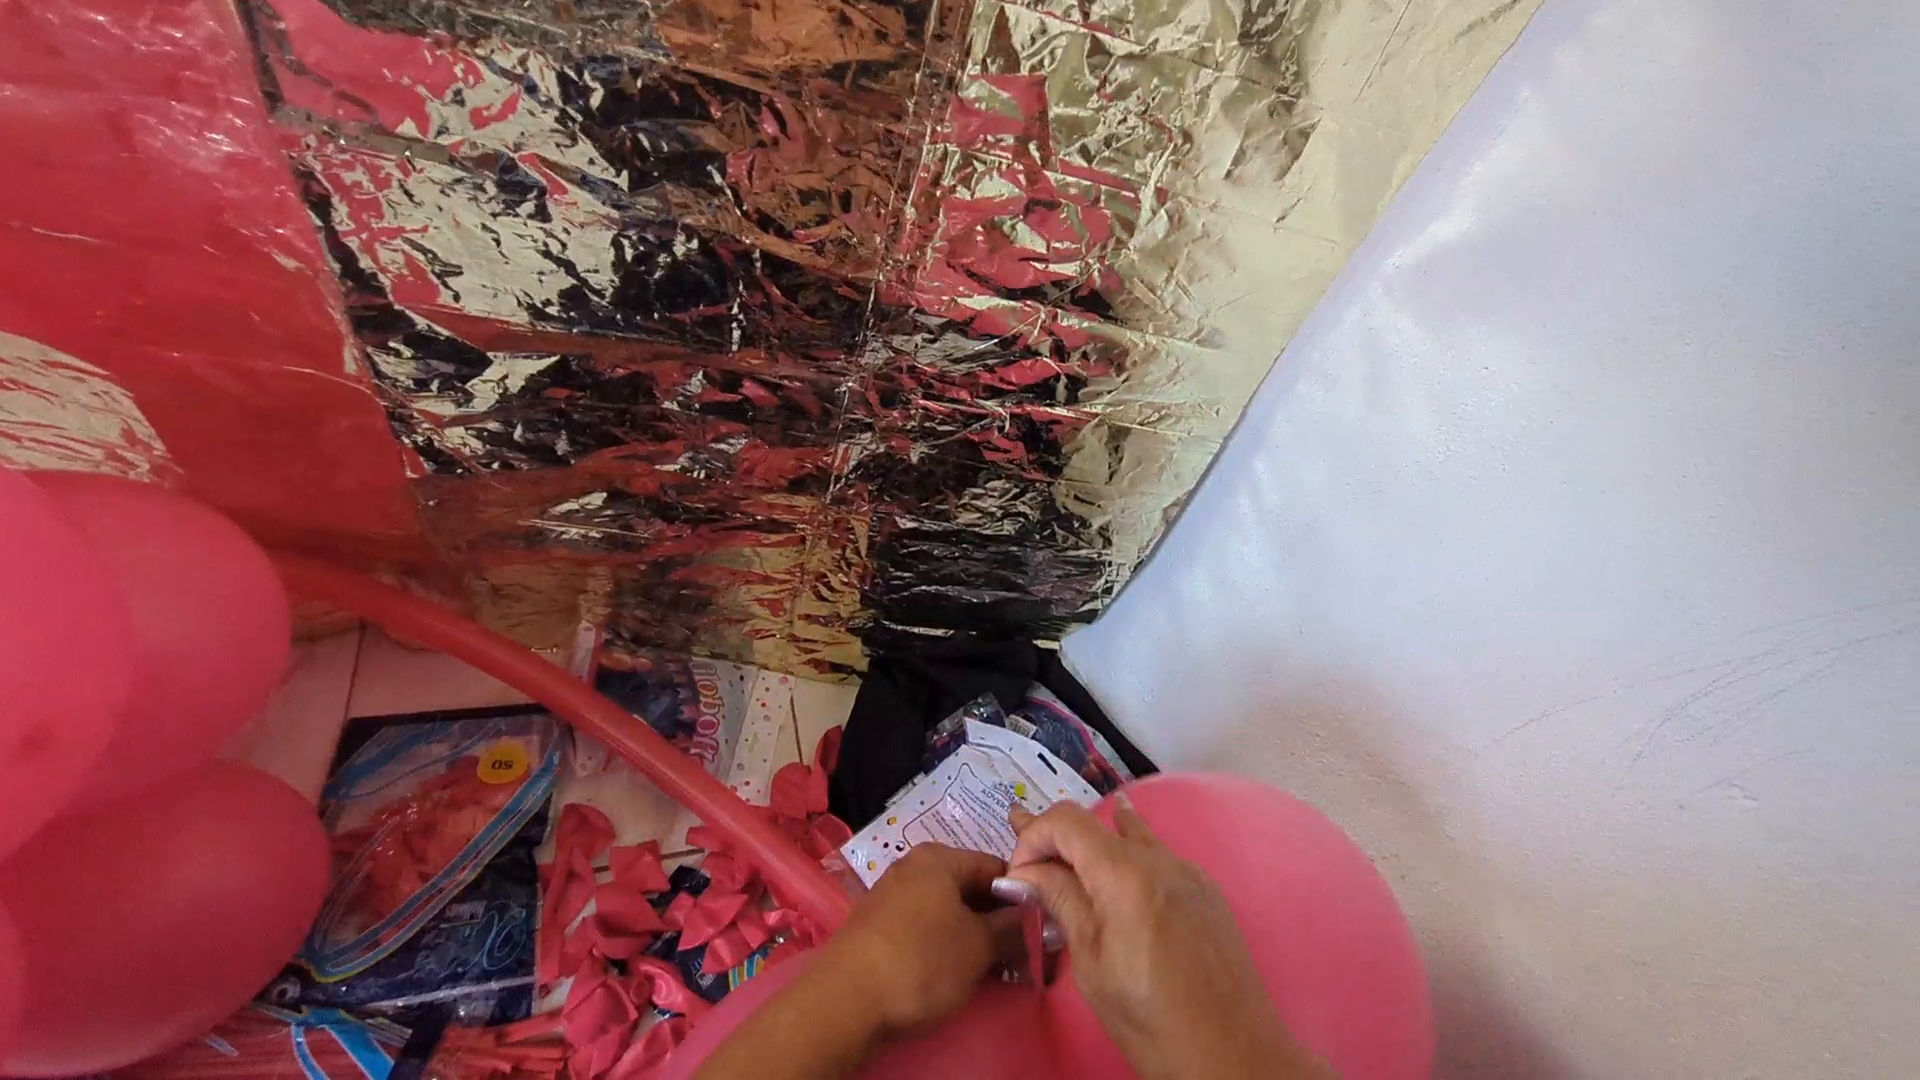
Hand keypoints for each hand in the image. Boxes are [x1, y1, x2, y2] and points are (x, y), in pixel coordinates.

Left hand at [812, 844, 1021, 1039]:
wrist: (846, 1000)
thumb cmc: (921, 960)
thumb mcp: (978, 946)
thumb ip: (1013, 929)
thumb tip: (1041, 920)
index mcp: (940, 858)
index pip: (996, 867)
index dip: (1023, 896)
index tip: (1042, 929)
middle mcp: (915, 867)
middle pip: (971, 888)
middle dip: (999, 921)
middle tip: (1024, 955)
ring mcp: (894, 896)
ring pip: (949, 911)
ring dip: (976, 937)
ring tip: (996, 970)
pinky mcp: (881, 927)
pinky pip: (927, 927)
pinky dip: (948, 945)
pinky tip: (959, 973)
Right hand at [1008, 799, 1332, 1079]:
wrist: (1238, 1057)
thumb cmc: (1152, 1019)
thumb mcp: (1093, 964)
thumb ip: (1062, 902)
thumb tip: (1027, 871)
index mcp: (1125, 872)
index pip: (1066, 820)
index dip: (1033, 836)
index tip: (1019, 875)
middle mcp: (1158, 857)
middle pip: (1096, 823)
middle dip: (1057, 841)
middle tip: (1030, 866)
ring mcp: (1187, 870)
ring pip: (1130, 834)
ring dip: (1092, 846)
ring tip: (1066, 860)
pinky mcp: (1205, 890)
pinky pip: (1157, 856)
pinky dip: (1127, 858)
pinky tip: (1118, 873)